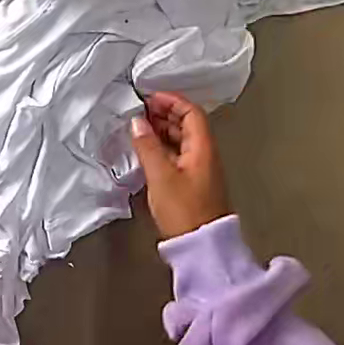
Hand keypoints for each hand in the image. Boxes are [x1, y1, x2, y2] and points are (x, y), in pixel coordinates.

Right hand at [129, 91, 230, 238]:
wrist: (201, 247)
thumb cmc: (184, 210)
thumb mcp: (161, 175)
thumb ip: (148, 146)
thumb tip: (138, 123)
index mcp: (203, 147)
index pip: (191, 112)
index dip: (171, 101)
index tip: (149, 98)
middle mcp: (205, 154)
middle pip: (187, 124)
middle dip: (164, 113)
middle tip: (141, 110)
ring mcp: (200, 169)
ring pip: (181, 139)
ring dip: (162, 130)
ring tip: (140, 128)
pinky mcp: (192, 183)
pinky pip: (178, 154)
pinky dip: (162, 147)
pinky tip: (146, 150)